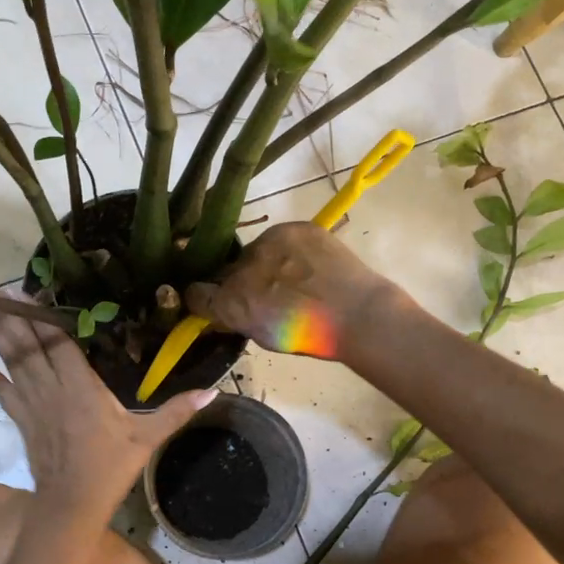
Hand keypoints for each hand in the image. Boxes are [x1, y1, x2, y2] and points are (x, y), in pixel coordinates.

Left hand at [0, 282, 216, 512]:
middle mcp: (51, 386)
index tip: (23, 287)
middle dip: (3, 310)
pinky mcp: (20, 417)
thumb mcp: (148, 438)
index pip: (57, 340)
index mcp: (81, 385)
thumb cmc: (111, 468)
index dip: (40, 312)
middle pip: (24, 341)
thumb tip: (212, 391)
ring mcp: (31, 401)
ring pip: (8, 357)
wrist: (72, 504)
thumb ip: (177, 411)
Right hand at [184, 223, 402, 360]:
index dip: (207, 298)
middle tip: (264, 294)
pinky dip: (289, 251)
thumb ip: (233, 317)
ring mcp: (273, 242)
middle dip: (240, 279)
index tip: (218, 304)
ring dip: (264, 262)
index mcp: (233, 301)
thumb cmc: (312, 336)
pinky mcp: (299, 228)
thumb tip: (213, 304)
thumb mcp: (261, 334)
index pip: (201, 292)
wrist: (361, 315)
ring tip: (291, 280)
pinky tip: (306, 267)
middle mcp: (244, 266)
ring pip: (257, 251)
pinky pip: (283, 238)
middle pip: (230, 268)